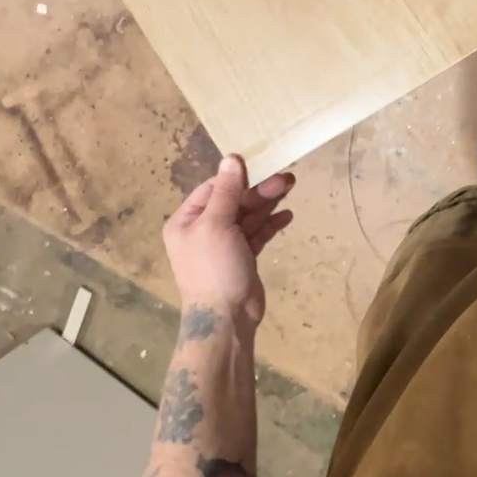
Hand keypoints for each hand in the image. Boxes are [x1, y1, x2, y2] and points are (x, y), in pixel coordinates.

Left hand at [164, 155, 294, 326]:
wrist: (226, 318)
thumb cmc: (214, 269)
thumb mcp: (216, 225)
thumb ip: (227, 192)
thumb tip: (231, 158)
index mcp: (186, 221)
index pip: (213, 189)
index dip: (237, 177)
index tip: (261, 165)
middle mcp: (202, 230)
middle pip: (233, 202)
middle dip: (258, 191)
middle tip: (286, 179)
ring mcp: (223, 245)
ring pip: (247, 217)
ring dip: (267, 203)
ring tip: (290, 187)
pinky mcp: (242, 258)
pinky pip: (256, 234)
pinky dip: (270, 224)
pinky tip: (287, 216)